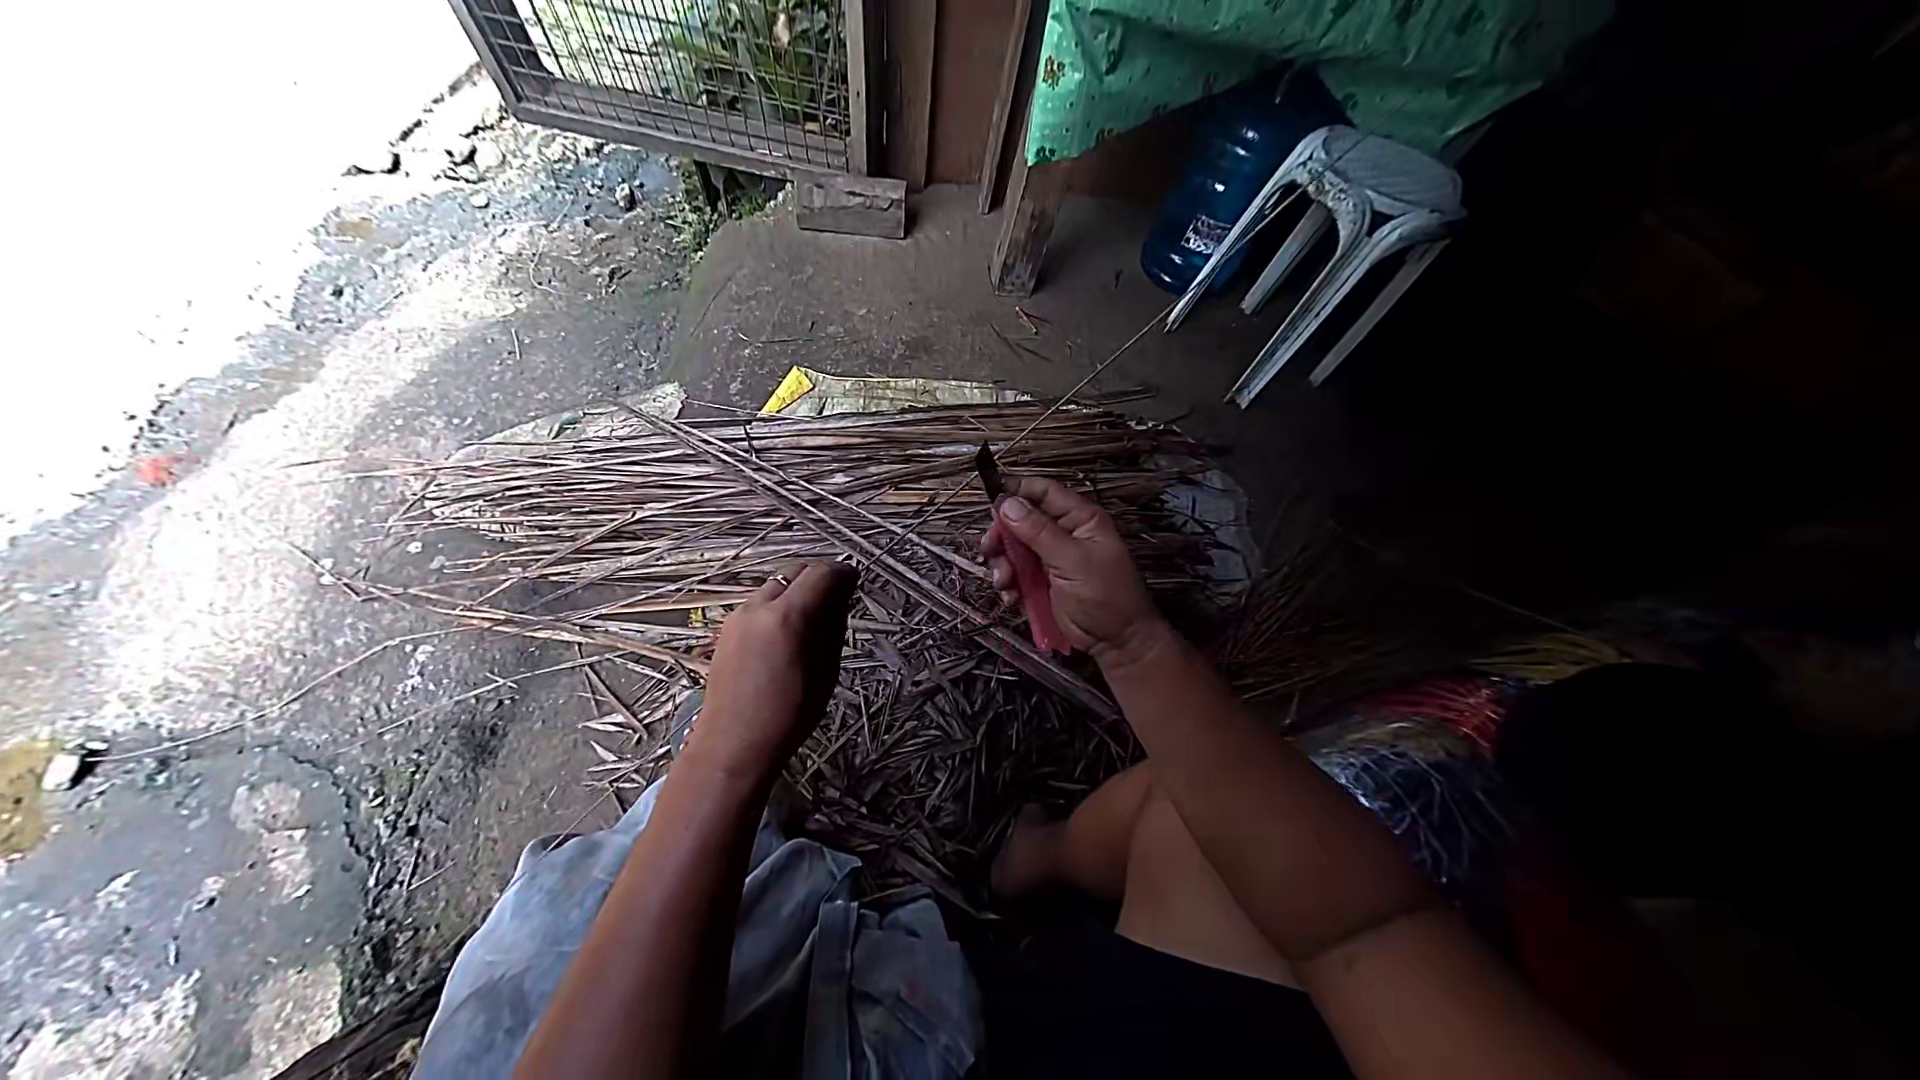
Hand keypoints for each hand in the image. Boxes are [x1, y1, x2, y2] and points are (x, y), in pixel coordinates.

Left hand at [685, 561, 856, 781]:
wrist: (734, 743)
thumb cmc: (789, 714)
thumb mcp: (826, 669)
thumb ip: (833, 625)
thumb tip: (841, 596)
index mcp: (788, 617)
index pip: (821, 573)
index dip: (843, 573)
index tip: (854, 581)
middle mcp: (759, 608)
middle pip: (795, 572)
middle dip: (819, 578)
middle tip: (837, 600)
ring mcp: (738, 617)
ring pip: (775, 586)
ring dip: (797, 592)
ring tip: (812, 621)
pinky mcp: (727, 629)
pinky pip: (759, 604)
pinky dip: (778, 606)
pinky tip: (787, 635)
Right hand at [980, 476, 1166, 667]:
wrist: (1117, 642)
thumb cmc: (1106, 596)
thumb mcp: (1072, 560)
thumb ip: (1038, 531)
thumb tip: (1007, 503)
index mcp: (1079, 519)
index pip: (1043, 491)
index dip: (1016, 492)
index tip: (991, 503)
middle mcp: (1062, 534)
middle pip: (1020, 520)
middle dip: (1002, 535)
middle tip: (989, 550)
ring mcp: (1050, 559)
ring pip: (1012, 549)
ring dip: (1003, 564)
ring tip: (1005, 582)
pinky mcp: (1041, 582)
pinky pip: (1015, 574)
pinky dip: (1009, 585)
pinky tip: (1012, 597)